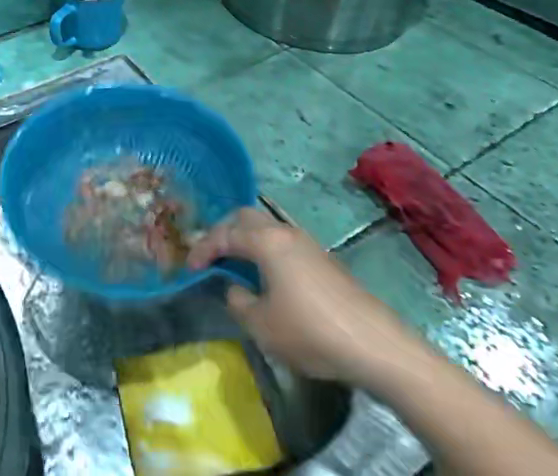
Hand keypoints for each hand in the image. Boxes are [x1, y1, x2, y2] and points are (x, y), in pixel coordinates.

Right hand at [187, 207, 424, 386]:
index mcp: (268, 241)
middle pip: (248, 217)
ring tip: (233, 264)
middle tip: (209, 256)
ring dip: (246, 238)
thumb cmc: (309, 331)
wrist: (369, 340)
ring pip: (268, 226)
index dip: (204, 247)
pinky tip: (263, 274)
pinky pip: (283, 241)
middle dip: (224, 231)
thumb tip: (236, 289)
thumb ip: (239, 302)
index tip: (188, 267)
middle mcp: (286, 232)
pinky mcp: (321, 258)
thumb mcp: (262, 325)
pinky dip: (264, 249)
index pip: (227, 233)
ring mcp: (307, 242)